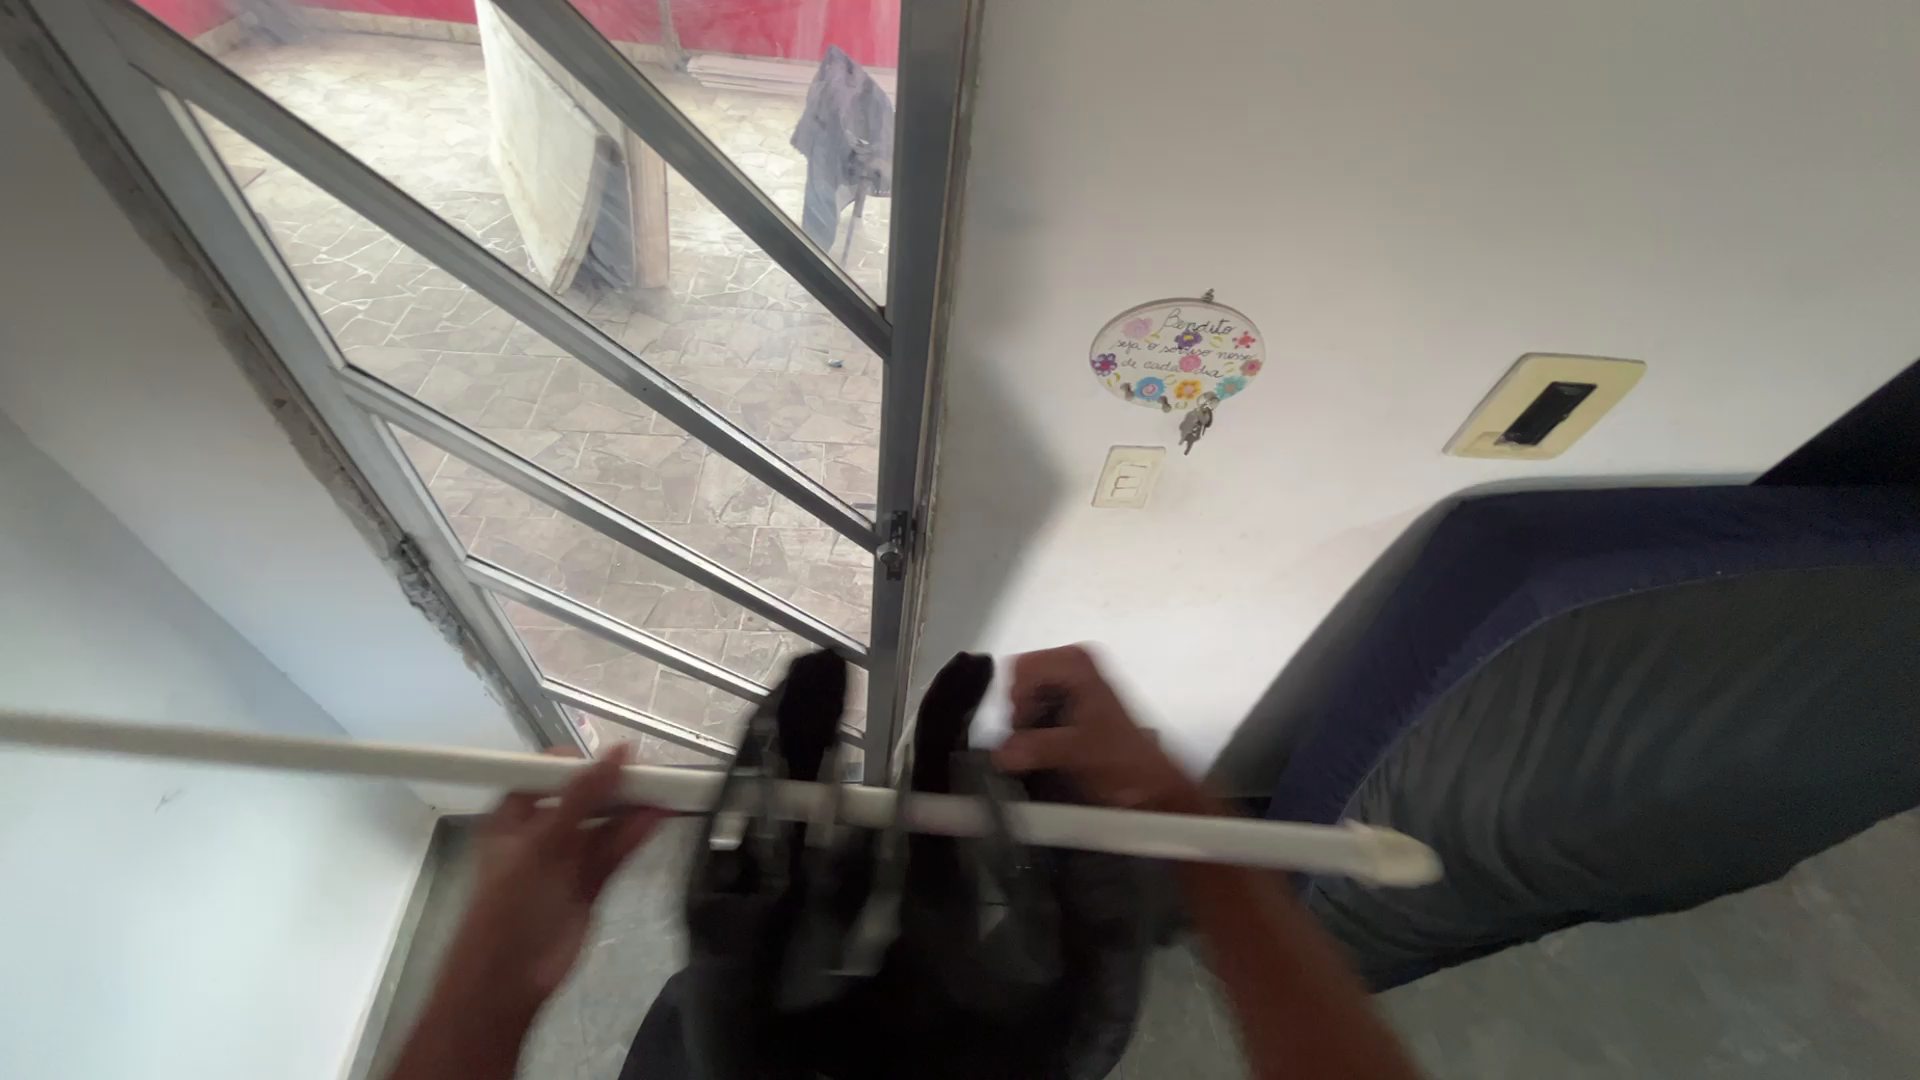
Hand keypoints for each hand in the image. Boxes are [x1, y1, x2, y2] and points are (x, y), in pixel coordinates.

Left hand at [437, 745, 670, 1019]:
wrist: (506, 984)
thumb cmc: (510, 906)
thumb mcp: (542, 844)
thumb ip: (583, 797)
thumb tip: (620, 751)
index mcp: (515, 817)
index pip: (551, 773)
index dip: (583, 762)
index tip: (618, 757)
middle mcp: (541, 832)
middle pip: (586, 795)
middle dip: (617, 783)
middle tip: (652, 773)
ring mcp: (567, 857)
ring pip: (605, 821)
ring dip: (633, 807)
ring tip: (667, 790)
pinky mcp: (590, 880)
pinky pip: (616, 847)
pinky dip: (636, 832)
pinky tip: (659, 816)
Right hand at [992, 644, 1212, 812]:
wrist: (1152, 784)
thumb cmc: (1128, 761)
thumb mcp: (1078, 751)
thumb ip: (1037, 748)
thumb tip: (1002, 751)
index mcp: (1079, 663)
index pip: (1022, 666)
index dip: (1018, 699)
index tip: (1026, 725)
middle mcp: (1076, 666)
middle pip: (1020, 679)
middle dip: (1021, 710)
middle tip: (1033, 737)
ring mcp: (1073, 684)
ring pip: (1025, 694)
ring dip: (1026, 722)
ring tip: (1044, 746)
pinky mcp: (1072, 703)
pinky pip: (1034, 707)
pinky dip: (1033, 726)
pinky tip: (1048, 747)